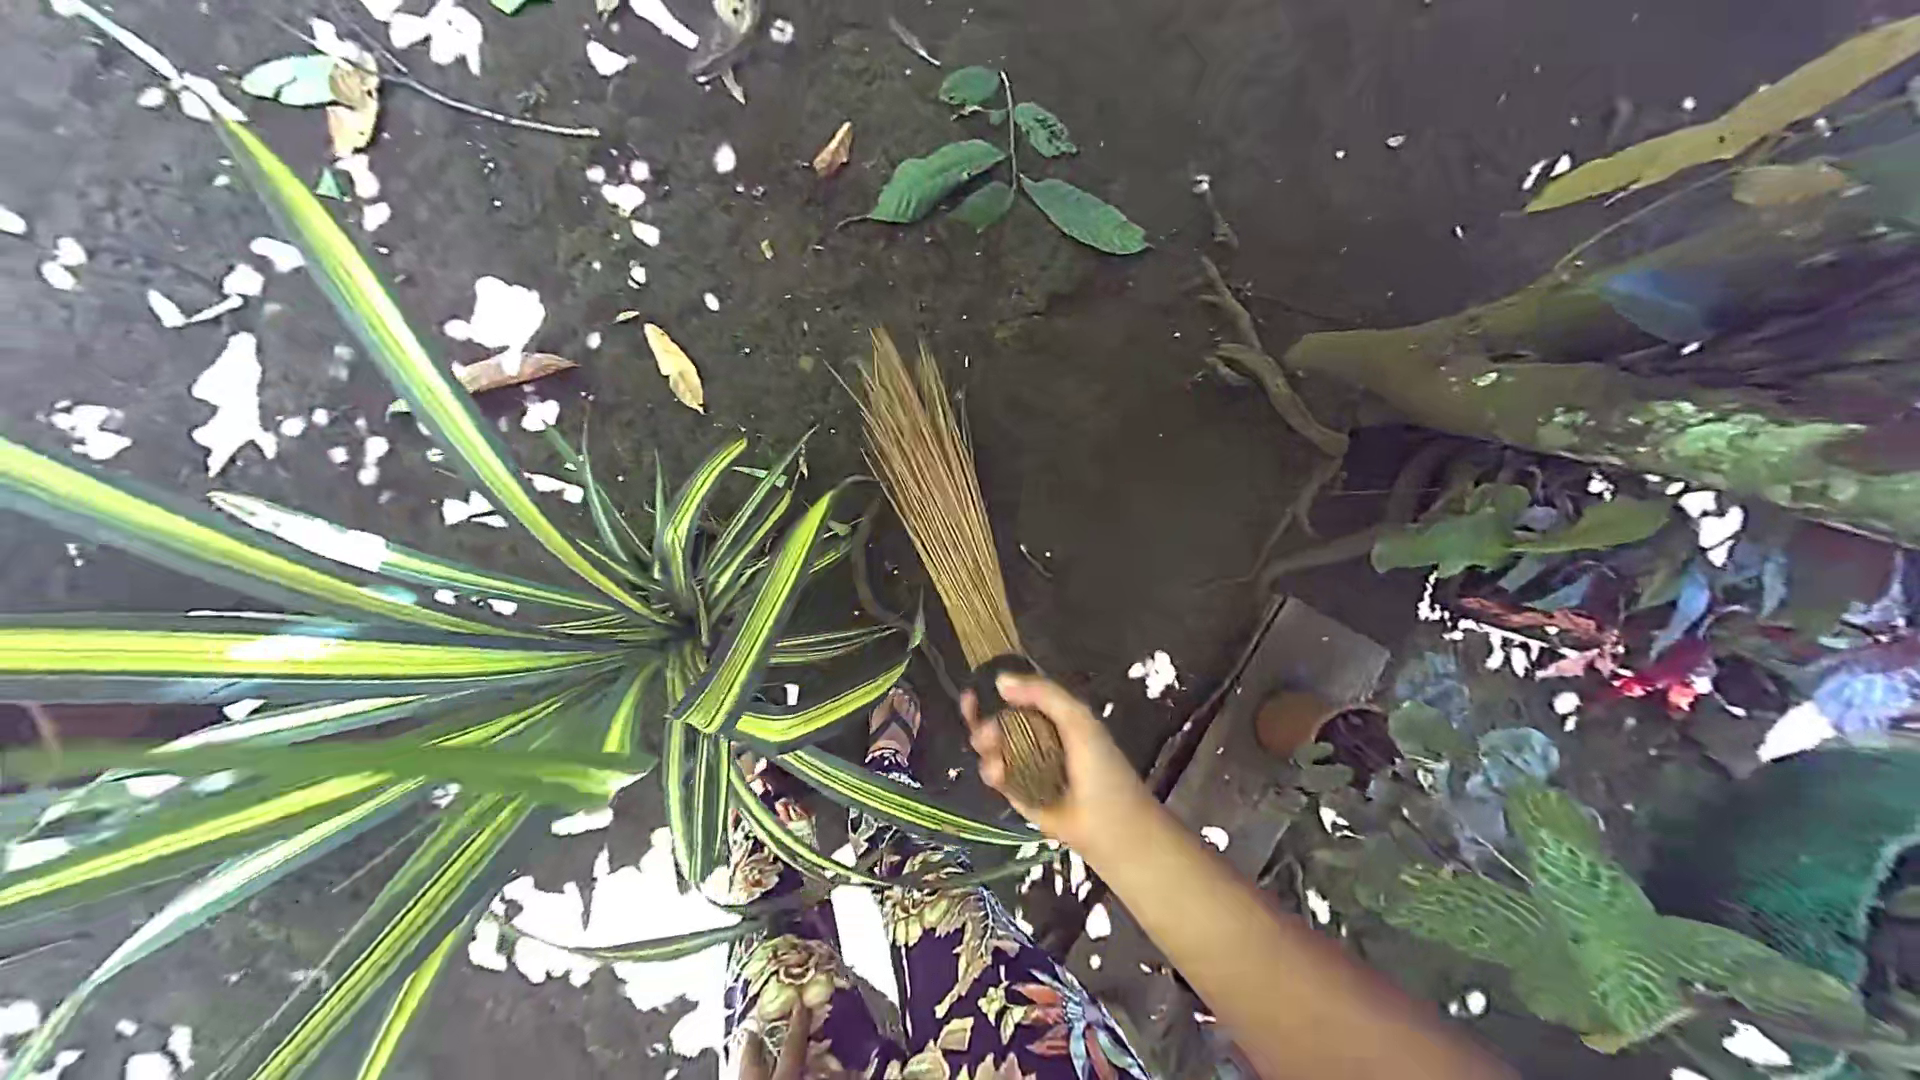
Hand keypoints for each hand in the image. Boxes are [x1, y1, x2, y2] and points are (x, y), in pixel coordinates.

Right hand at [961, 673, 1159, 855]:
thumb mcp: (1077, 719)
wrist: (1108, 825)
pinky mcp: (1016, 794)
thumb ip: (1043, 693)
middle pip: (997, 723)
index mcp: (1052, 717)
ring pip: (991, 749)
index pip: (1017, 699)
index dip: (993, 695)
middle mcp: (1035, 738)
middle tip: (988, 733)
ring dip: (986, 747)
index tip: (971, 695)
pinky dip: (991, 770)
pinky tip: (998, 773)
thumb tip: (1000, 681)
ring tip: (995, 754)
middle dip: (985, 724)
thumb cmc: (1100, 766)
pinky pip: (995, 775)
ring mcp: (1024, 766)